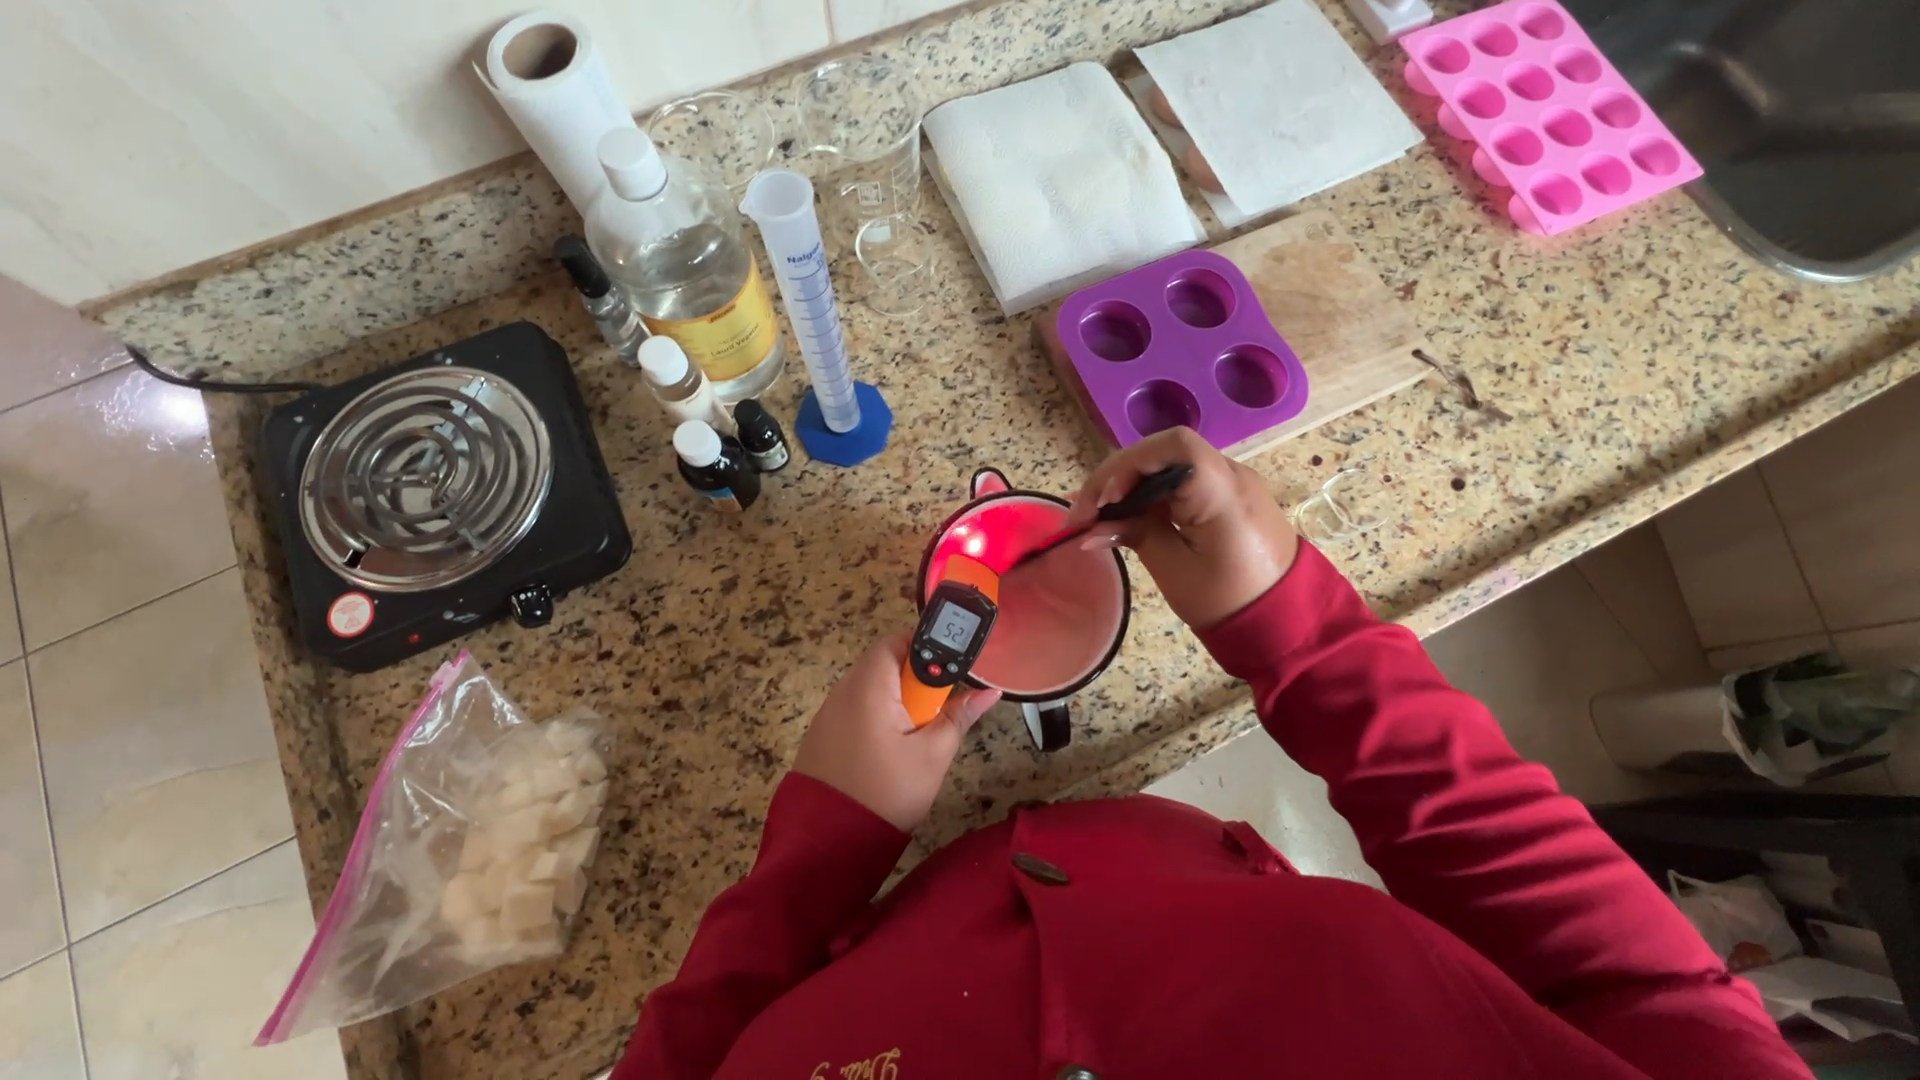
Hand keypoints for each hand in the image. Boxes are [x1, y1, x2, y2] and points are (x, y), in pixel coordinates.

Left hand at [793, 633, 1002, 831]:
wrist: (828, 844)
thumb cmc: (887, 792)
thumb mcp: (932, 756)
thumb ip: (959, 717)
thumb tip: (990, 691)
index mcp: (869, 686)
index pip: (896, 641)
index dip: (926, 648)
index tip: (949, 672)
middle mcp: (843, 691)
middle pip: (884, 664)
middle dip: (916, 680)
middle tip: (937, 710)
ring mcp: (828, 713)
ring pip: (871, 689)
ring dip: (897, 701)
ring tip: (917, 733)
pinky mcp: (822, 736)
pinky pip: (856, 711)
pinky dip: (877, 718)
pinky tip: (890, 749)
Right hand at [1067, 427, 1299, 629]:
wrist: (1286, 619)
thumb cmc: (1228, 600)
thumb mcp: (1174, 569)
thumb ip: (1134, 535)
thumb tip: (1091, 529)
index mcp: (1221, 490)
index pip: (1170, 447)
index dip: (1127, 465)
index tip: (1102, 501)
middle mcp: (1231, 474)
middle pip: (1162, 452)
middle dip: (1117, 477)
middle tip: (1085, 515)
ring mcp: (1232, 482)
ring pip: (1169, 464)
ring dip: (1130, 484)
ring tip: (1099, 517)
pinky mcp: (1229, 496)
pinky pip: (1183, 480)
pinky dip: (1150, 492)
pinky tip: (1128, 516)